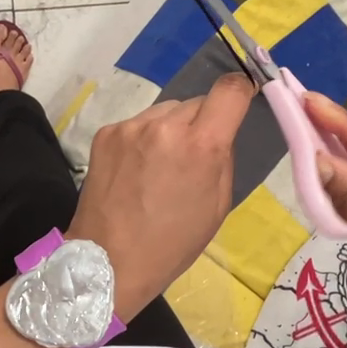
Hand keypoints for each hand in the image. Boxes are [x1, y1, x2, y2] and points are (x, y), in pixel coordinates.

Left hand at [67, 73, 253, 318]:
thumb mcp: (218, 204)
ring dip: (169, 129)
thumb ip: (221, 157)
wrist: (109, 258)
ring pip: (164, 112)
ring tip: (159, 166)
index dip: (240, 90)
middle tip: (192, 155)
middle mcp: (164, 125)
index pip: (230, 90)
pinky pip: (136, 125)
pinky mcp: (105, 133)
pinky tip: (135, 169)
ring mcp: (130, 127)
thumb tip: (220, 130)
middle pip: (195, 103)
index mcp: (201, 145)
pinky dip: (142, 139)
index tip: (241, 98)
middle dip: (200, 123)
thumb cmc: (173, 243)